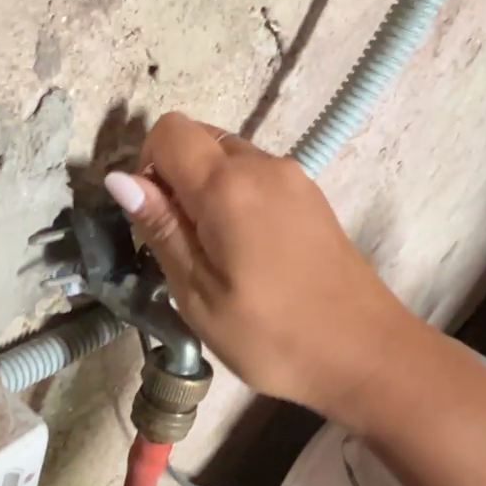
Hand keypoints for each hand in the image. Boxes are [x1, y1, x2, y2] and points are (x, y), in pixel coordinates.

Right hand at [103, 112, 427, 424]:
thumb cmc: (272, 335)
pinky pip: (255, 176)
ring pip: (227, 157)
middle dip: (174, 177)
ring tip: (213, 253)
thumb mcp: (198, 294)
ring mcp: (293, 177)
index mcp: (228, 187)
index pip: (169, 131)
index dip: (146, 166)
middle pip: (199, 137)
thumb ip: (161, 229)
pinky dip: (234, 198)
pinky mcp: (310, 195)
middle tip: (180, 242)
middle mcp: (263, 165)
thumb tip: (119, 179)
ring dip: (204, 190)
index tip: (154, 220)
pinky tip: (244, 252)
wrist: (366, 354)